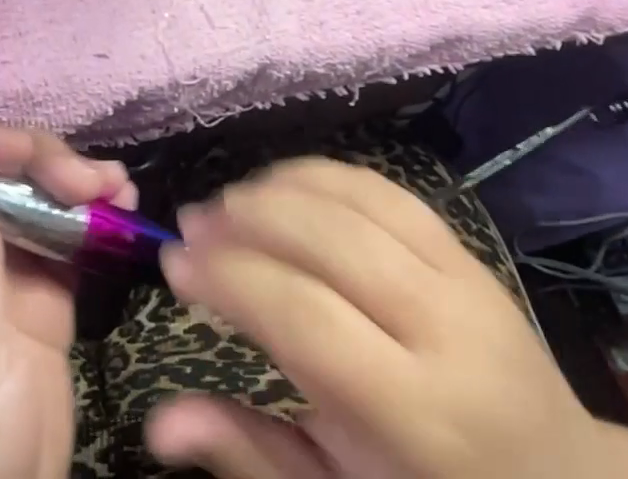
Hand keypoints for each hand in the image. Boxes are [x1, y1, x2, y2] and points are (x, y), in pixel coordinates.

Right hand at [149, 159, 605, 478]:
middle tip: (191, 224)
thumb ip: (251, 451)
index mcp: (416, 415)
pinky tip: (280, 187)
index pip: (305, 317)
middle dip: (246, 220)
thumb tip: (159, 424)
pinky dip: (324, 176)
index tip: (174, 264)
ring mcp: (466, 282)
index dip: (229, 278)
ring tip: (225, 201)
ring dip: (280, 188)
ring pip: (360, 202)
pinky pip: (389, 192)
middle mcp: (447, 333)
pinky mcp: (468, 253)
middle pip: (331, 241)